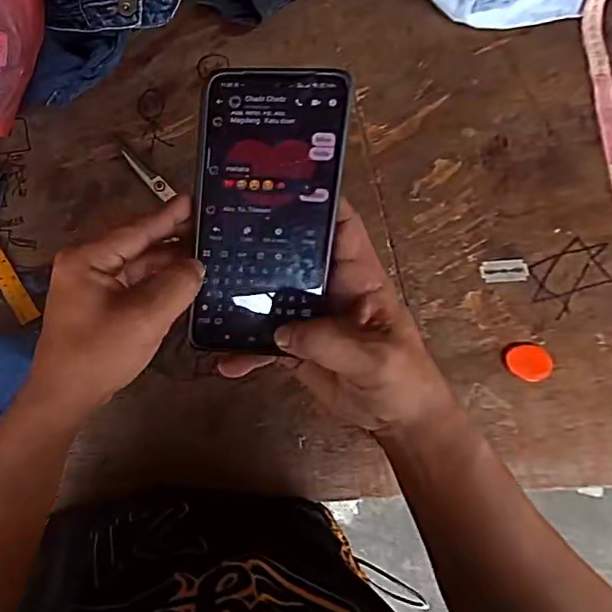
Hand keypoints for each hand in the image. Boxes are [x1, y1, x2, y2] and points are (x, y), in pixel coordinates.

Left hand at [24, 197, 203, 421]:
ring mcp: (89, 283)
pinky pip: (131, 283)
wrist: (64, 396)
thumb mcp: (145, 317)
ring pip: (136, 265)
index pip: (136, 230)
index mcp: (87, 258)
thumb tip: (196, 264)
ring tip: (202, 253)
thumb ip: (176, 285)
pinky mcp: (96, 303)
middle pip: (136, 245)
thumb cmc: (98, 354)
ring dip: (166, 263)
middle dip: (171, 240)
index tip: (194, 200)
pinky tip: (181, 279)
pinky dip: (156, 282)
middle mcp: (85, 263)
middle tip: (207, 227)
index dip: (168, 216)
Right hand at [218, 199, 455, 435]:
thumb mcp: (376, 360)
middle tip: (220, 232)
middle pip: (293, 254)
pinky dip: (243, 350)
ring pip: (269, 295)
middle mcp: (328, 289)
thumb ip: (331, 343)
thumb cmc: (404, 381)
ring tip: (207, 291)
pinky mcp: (294, 344)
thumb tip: (280, 332)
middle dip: (260, 242)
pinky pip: (262, 340)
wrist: (398, 423)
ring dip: (241, 296)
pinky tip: (223, 360)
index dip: (317, 203)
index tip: (278, 188)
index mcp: (357, 278)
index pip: (341, 227)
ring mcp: (308, 316)